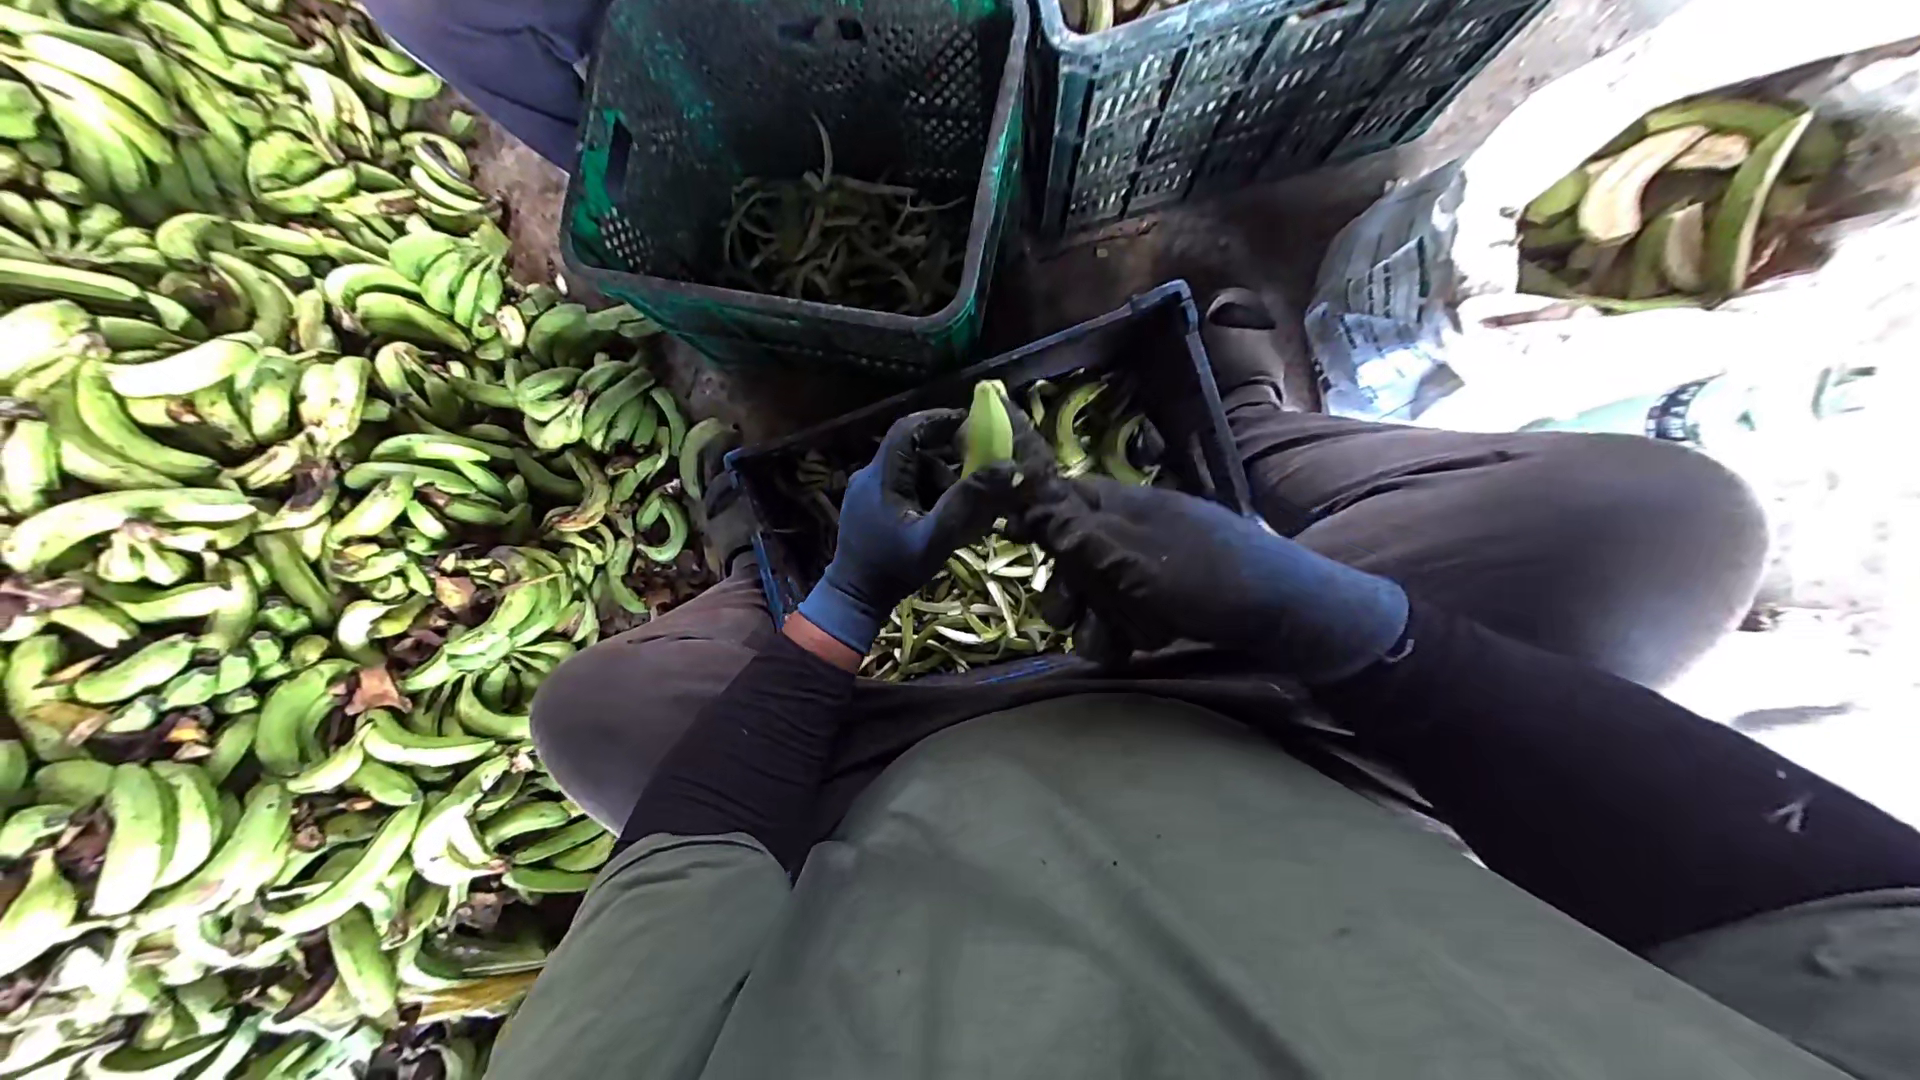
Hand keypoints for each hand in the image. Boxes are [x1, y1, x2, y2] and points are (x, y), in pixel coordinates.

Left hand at [797, 409, 1014, 652]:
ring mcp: (870, 492)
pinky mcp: (873, 508)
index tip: (971, 424)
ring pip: (914, 472)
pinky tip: (946, 519)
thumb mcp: (936, 536)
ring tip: (966, 507)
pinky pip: (906, 489)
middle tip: (979, 472)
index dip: (940, 420)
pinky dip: (929, 497)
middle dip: (949, 461)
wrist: (855, 600)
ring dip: (942, 483)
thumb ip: (969, 502)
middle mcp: (871, 476)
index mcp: (881, 475)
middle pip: (916, 452)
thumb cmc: (893, 568)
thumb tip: (1010, 469)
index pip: (909, 428)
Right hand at [1013, 438, 1408, 683]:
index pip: (1068, 493)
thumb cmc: (1204, 577)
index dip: (1037, 512)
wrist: (1286, 615)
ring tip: (1105, 645)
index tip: (1012, 537)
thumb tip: (1025, 497)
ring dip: (1095, 617)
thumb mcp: (1130, 557)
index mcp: (1128, 504)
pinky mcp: (1172, 593)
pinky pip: (1130, 607)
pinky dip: (1125, 629)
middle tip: (1064, 616)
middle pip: (1079, 550)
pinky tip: (1134, 647)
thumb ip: (1076, 532)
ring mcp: (1156, 561)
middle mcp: (1138, 527)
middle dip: (1069, 588)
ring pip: (1102, 587)